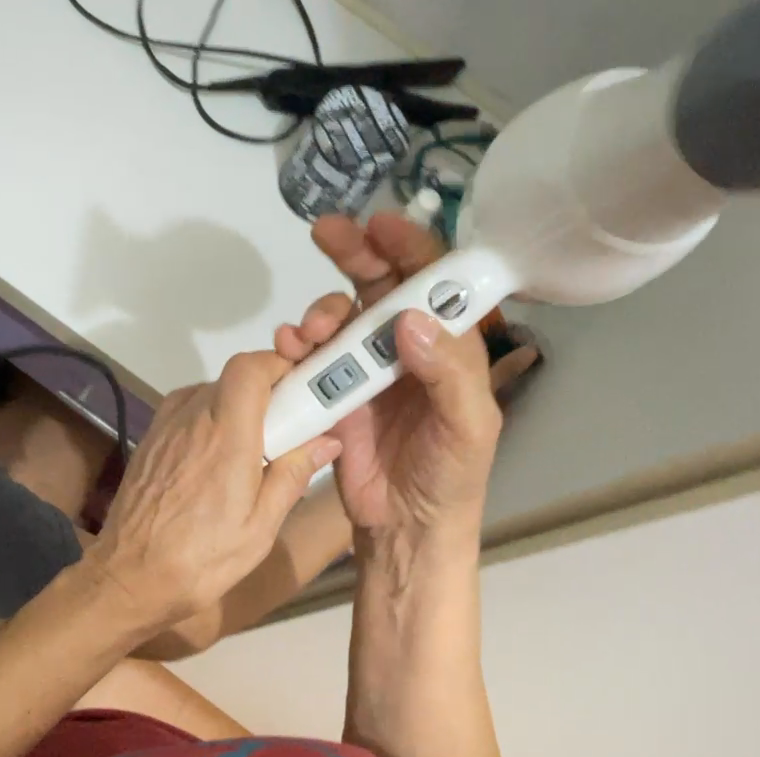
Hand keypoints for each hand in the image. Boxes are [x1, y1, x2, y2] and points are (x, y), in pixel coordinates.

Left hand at [84, 352, 341, 627]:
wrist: (128, 579)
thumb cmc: (200, 560)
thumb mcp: (259, 528)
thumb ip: (292, 476)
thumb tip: (326, 440)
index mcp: (224, 435)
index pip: (249, 366)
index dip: (277, 365)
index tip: (300, 388)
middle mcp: (190, 420)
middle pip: (230, 377)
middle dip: (263, 391)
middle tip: (285, 426)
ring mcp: (163, 429)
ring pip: (206, 393)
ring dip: (233, 407)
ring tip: (251, 448)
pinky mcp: (148, 443)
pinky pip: (184, 413)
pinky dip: (206, 421)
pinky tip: (215, 459)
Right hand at [275, 214, 506, 537]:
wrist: (403, 528)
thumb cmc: (450, 477)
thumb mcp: (470, 425)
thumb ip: (450, 372)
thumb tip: (409, 320)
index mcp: (448, 347)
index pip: (431, 282)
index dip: (410, 247)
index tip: (380, 225)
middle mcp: (404, 349)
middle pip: (379, 286)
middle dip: (354, 254)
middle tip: (326, 234)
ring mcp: (364, 372)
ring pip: (339, 320)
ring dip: (321, 311)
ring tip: (309, 330)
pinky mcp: (331, 397)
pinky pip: (311, 361)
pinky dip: (295, 347)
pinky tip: (289, 349)